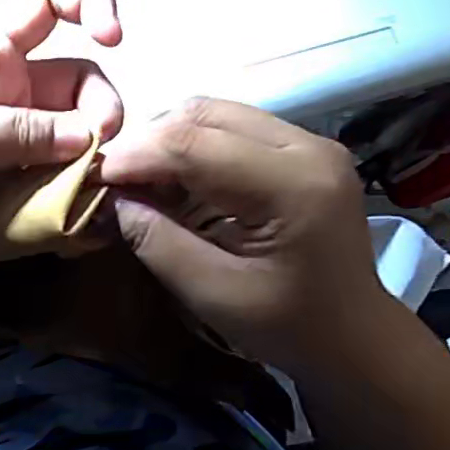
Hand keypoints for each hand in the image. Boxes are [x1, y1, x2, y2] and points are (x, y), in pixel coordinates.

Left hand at [0, 0, 124, 238]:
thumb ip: (16, 134)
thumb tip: (87, 139)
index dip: (90, 2)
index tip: (114, 38)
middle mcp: (9, 85)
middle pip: (78, 80)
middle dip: (97, 108)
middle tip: (95, 149)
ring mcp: (10, 132)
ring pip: (71, 132)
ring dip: (86, 155)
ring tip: (87, 185)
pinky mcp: (5, 173)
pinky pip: (51, 172)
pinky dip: (69, 186)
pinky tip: (76, 206)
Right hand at [99, 98, 385, 368]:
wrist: (352, 335)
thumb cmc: (287, 326)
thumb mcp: (212, 294)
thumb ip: (159, 242)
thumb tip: (114, 199)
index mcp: (294, 185)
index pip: (196, 145)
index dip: (138, 155)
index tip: (97, 176)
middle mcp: (308, 147)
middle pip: (207, 115)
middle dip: (151, 142)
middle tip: (116, 180)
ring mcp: (310, 143)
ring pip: (218, 115)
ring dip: (171, 142)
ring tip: (142, 180)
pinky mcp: (303, 150)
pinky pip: (234, 130)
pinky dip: (195, 148)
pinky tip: (177, 180)